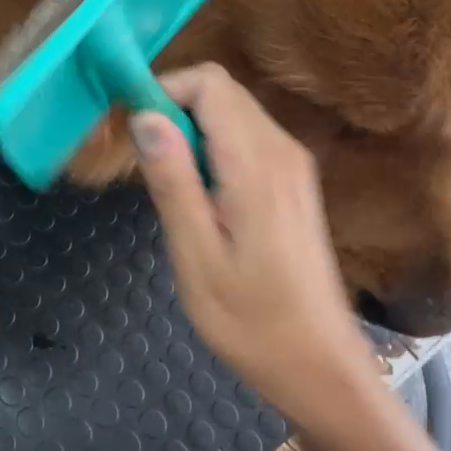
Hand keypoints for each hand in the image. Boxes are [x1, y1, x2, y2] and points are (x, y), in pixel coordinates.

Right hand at [130, 64, 370, 389]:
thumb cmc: (252, 321)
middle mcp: (281, 150)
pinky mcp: (293, 180)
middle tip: (146, 165)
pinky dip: (211, 148)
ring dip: (190, 131)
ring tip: (170, 187)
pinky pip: (244, 137)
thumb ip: (172, 180)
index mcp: (257, 165)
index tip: (131, 134)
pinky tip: (200, 199)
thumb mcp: (197, 256)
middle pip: (220, 91)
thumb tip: (144, 115)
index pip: (209, 84)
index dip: (163, 92)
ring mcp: (292, 164)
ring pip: (232, 111)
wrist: (320, 365)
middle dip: (173, 110)